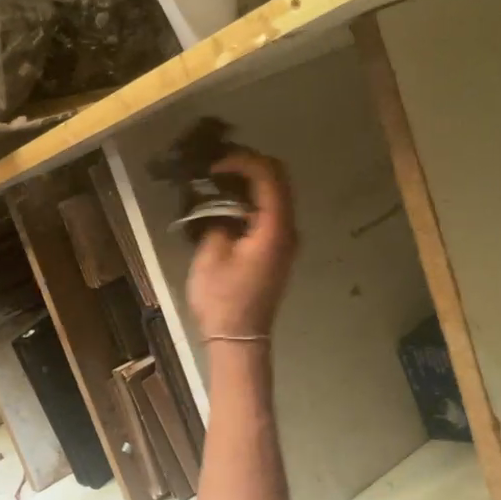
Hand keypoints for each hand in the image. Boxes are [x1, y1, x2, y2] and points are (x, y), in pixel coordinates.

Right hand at [186, 150, 297, 338]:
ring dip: (250, 183)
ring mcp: (287, 241)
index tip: (214, 164)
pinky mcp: (278, 250)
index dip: (242, 161)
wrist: (239, 339)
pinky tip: (227, 204)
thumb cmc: (222, 300)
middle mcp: (289, 230)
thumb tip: (220, 205)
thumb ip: (218, 220)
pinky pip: (270, 212)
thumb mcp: (211, 255)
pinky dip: (252, 201)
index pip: (268, 176)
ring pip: (276, 195)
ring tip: (218, 182)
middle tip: (217, 167)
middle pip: (279, 180)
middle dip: (249, 166)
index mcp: (275, 228)